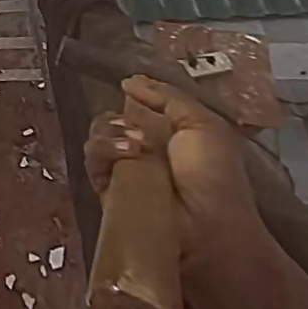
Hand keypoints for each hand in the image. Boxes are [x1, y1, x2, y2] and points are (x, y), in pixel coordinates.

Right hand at [88, 76, 261, 267]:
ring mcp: (121, 168)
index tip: (128, 88)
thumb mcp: (203, 124)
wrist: (208, 228)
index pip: (134, 105)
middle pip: (110, 117)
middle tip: (136, 128)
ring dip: (112, 133)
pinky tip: (127, 155)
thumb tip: (128, 81)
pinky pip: (93, 159)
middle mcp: (139, 148)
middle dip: (119, 117)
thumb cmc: (215, 174)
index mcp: (165, 132)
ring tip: (137, 147)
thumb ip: (167, 98)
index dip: (131, 95)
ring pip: (97, 135)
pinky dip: (105, 150)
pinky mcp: (105, 187)